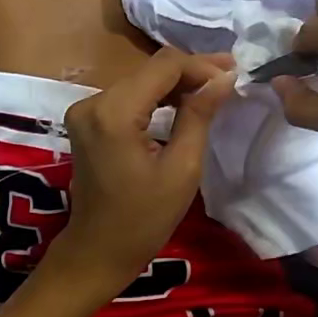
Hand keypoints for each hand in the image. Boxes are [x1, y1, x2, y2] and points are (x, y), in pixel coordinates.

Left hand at [39, 48, 235, 296]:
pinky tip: (183, 103)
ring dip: (175, 84)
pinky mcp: (87, 119)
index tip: (232, 76)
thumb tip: (224, 78)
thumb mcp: (182, 168)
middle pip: (150, 69)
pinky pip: (127, 95)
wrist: (98, 250)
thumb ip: (200, 115)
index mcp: (114, 113)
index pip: (163, 66)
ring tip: (213, 89)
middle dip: (190, 73)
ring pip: (140, 80)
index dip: (200, 66)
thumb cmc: (144, 218)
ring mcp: (85, 109)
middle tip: (228, 80)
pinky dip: (156, 97)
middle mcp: (93, 101)